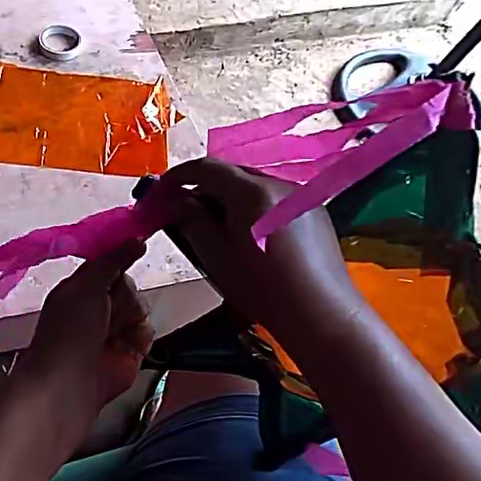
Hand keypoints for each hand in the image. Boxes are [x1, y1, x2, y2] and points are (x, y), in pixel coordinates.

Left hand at [17, 240, 153, 412]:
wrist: (69, 383)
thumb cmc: (68, 331)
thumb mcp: (86, 285)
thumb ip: (112, 260)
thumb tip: (136, 240)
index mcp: (80, 289)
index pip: (109, 265)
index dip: (121, 259)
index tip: (138, 247)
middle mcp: (96, 307)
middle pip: (128, 286)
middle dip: (124, 295)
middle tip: (108, 310)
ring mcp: (113, 330)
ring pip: (141, 307)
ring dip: (131, 317)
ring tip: (113, 333)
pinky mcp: (130, 351)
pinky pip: (147, 331)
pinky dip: (139, 337)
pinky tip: (127, 346)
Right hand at [154, 158, 365, 351]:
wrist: (320, 313)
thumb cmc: (262, 288)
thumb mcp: (216, 257)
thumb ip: (192, 221)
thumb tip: (176, 200)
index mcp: (251, 190)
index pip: (206, 168)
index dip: (177, 177)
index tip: (160, 193)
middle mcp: (278, 183)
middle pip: (232, 174)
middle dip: (205, 188)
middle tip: (184, 212)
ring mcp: (300, 196)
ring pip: (255, 186)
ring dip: (231, 198)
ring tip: (218, 227)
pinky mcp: (314, 211)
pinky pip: (275, 199)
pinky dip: (256, 207)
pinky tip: (251, 235)